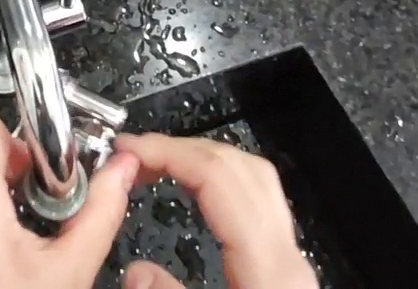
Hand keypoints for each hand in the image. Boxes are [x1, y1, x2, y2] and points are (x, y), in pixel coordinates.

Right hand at [112, 133, 318, 288]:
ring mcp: (292, 260)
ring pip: (252, 175)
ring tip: (155, 165)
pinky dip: (218, 178)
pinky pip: (257, 197)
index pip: (218, 178)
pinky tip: (193, 192)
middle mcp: (288, 256)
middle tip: (132, 154)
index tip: (125, 148)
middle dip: (179, 146)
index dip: (167, 151)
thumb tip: (133, 269)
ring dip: (199, 158)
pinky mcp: (287, 271)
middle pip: (237, 166)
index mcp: (271, 271)